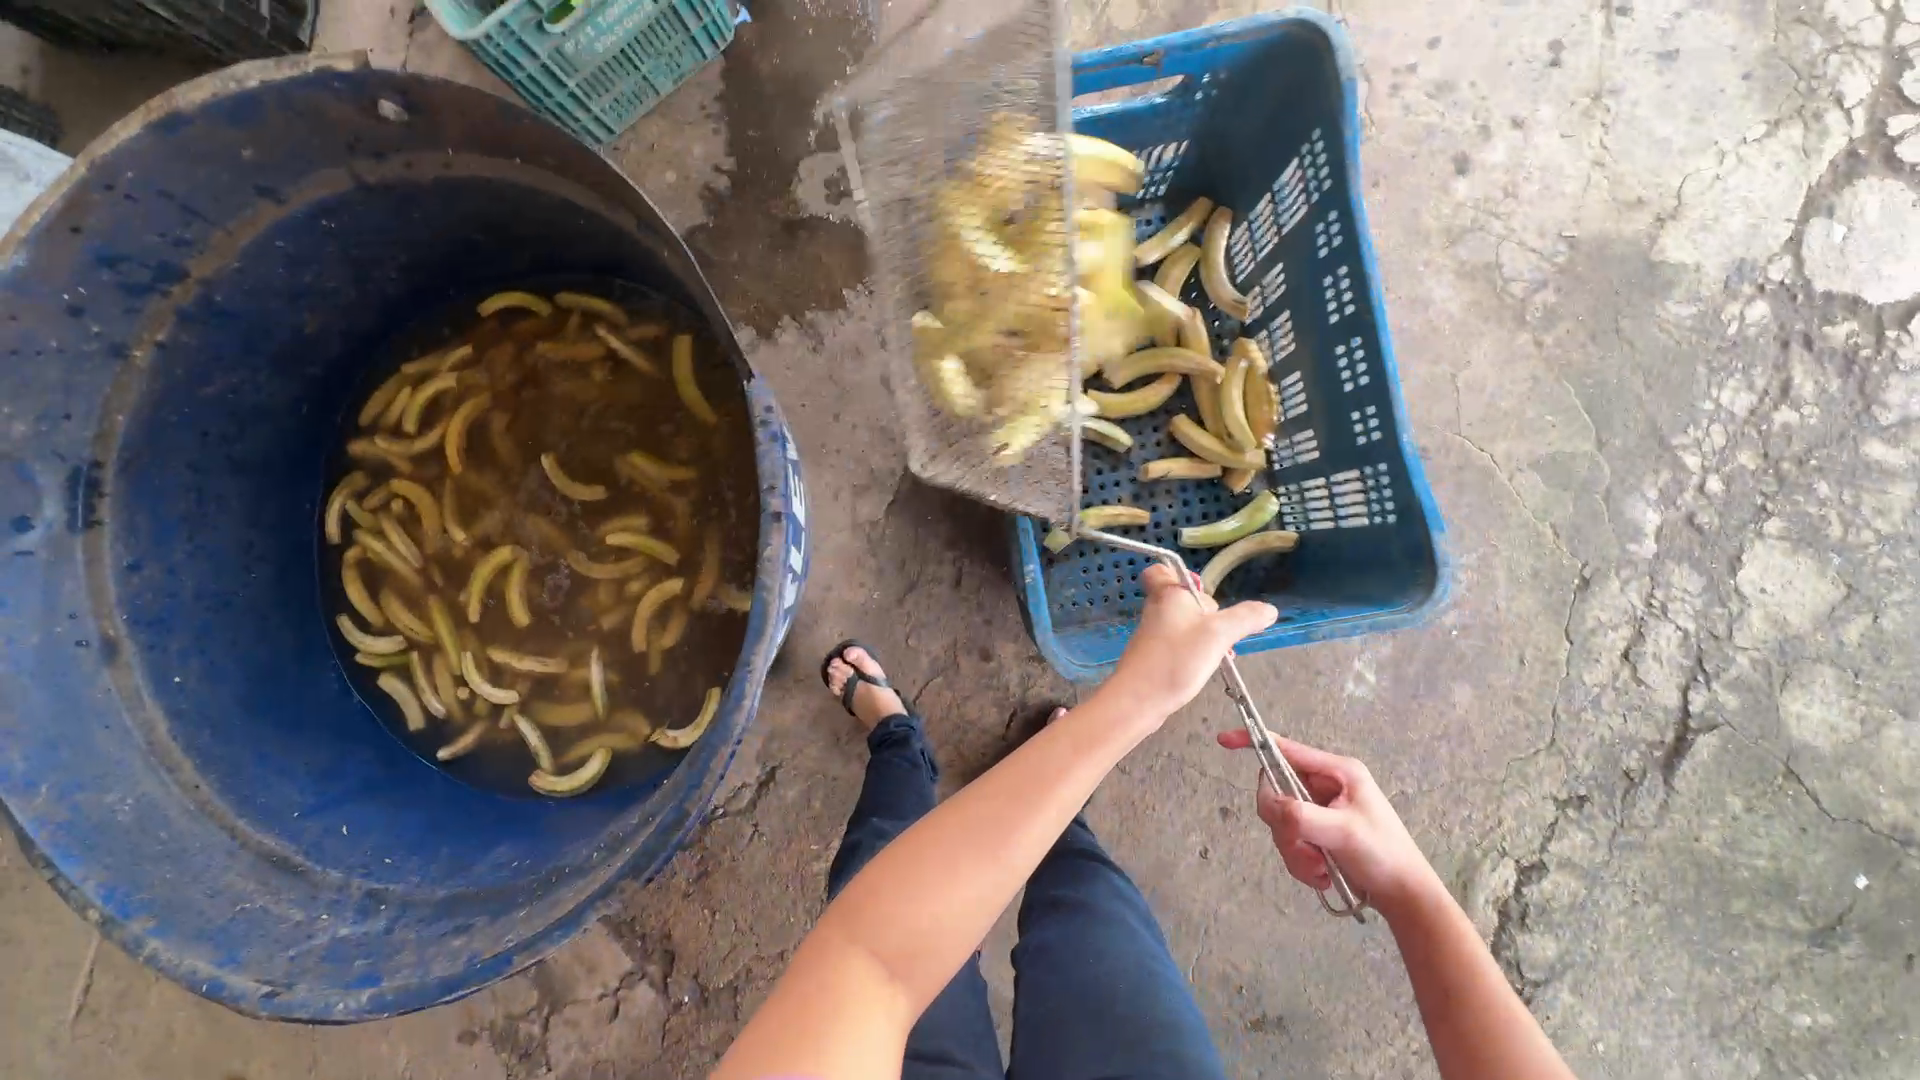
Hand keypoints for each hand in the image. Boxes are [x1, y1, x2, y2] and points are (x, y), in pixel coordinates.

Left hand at [1099, 563, 1276, 720]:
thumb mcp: (1219, 635)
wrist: (1137, 700)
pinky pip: (1180, 644)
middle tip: (1222, 631)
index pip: (1161, 570)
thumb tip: (1269, 609)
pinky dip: (1196, 652)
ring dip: (1206, 636)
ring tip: (1223, 652)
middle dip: (1208, 613)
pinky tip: (1208, 667)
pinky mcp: (1154, 655)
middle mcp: (1158, 609)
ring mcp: (1154, 634)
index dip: (1180, 576)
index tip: (1201, 591)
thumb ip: (1244, 618)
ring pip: (1185, 624)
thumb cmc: (1176, 660)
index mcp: (1168, 594)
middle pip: (1185, 600)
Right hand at [1215, 732, 1439, 918]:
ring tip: (1319, 869)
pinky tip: (1322, 874)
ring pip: (1280, 821)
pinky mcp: (1317, 832)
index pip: (1285, 749)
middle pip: (1276, 793)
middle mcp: (1325, 786)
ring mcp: (1320, 810)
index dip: (1253, 742)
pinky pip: (1288, 840)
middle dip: (1284, 826)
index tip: (1224, 741)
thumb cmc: (1384, 857)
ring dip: (1294, 849)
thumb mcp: (1343, 833)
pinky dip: (1300, 861)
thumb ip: (1301, 816)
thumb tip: (1269, 807)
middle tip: (1302, 848)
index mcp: (1337, 772)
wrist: (1406, 899)